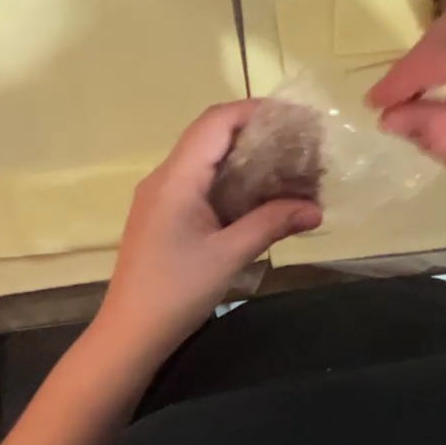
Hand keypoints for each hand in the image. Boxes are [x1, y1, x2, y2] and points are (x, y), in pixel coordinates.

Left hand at [97, 100, 322, 355]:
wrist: (130, 333)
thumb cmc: (175, 293)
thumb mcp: (228, 256)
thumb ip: (271, 224)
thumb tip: (315, 209)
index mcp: (176, 178)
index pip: (217, 121)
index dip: (259, 111)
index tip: (299, 121)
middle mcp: (164, 178)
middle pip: (214, 138)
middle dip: (260, 138)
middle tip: (302, 151)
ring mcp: (160, 198)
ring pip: (208, 164)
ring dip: (248, 165)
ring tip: (289, 176)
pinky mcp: (163, 218)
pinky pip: (201, 187)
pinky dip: (233, 187)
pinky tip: (261, 203)